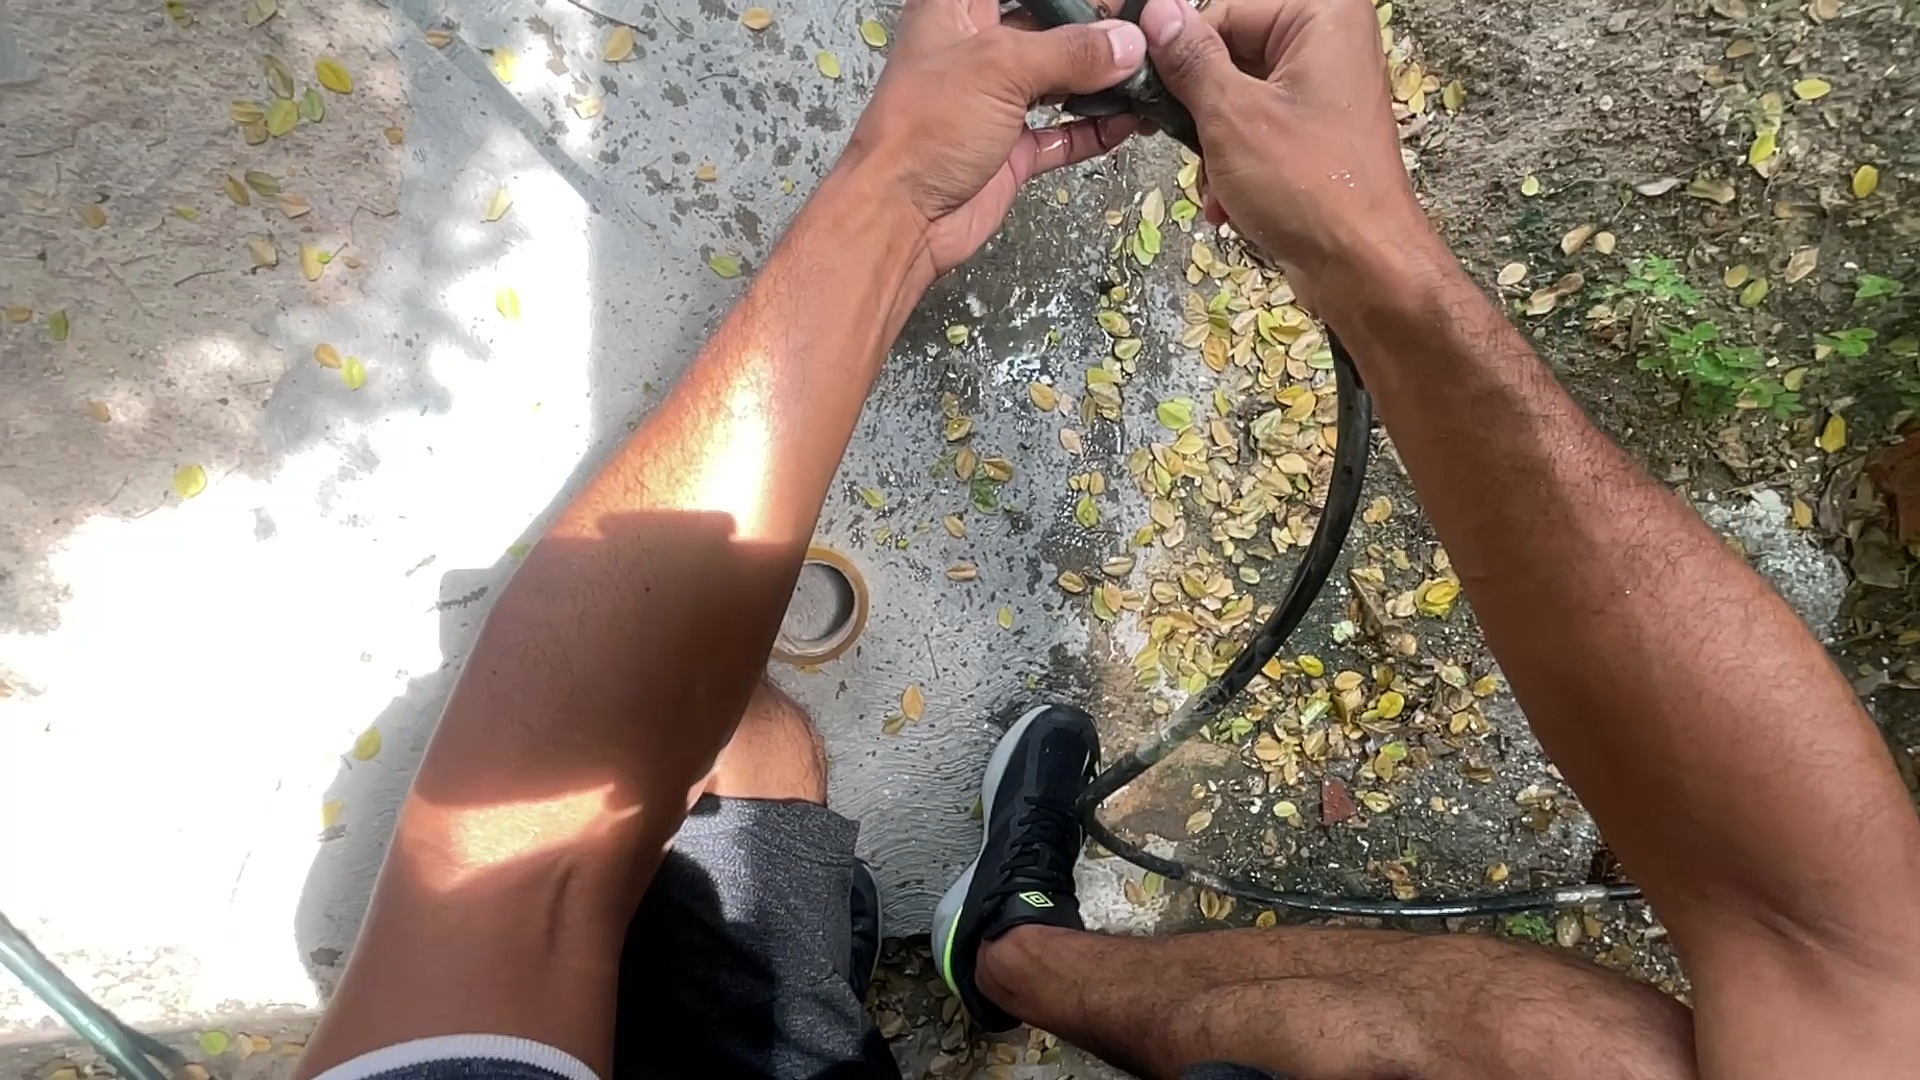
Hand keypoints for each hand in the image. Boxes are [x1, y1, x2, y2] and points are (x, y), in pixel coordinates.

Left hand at [842, 0, 1148, 274]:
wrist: (902, 218)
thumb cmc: (927, 128)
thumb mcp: (1001, 67)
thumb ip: (1070, 51)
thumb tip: (1129, 43)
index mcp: (959, 5)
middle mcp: (980, 48)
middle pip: (1047, 22)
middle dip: (1094, 25)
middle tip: (1142, 28)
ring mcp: (997, 103)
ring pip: (1059, 78)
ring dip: (1102, 79)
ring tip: (1147, 72)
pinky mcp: (1011, 152)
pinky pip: (1061, 134)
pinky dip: (1093, 130)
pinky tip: (1127, 122)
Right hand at [1137, 0, 1441, 307]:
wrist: (1356, 262)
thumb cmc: (1312, 188)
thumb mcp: (1232, 117)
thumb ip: (1192, 62)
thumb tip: (1160, 16)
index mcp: (1320, 15)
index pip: (1225, 12)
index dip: (1181, 56)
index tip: (1149, 91)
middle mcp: (1327, 46)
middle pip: (1230, 61)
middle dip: (1200, 118)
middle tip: (1190, 148)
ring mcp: (1321, 96)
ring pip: (1236, 107)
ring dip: (1212, 154)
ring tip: (1218, 186)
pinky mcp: (1312, 140)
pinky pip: (1254, 140)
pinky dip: (1233, 172)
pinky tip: (1230, 202)